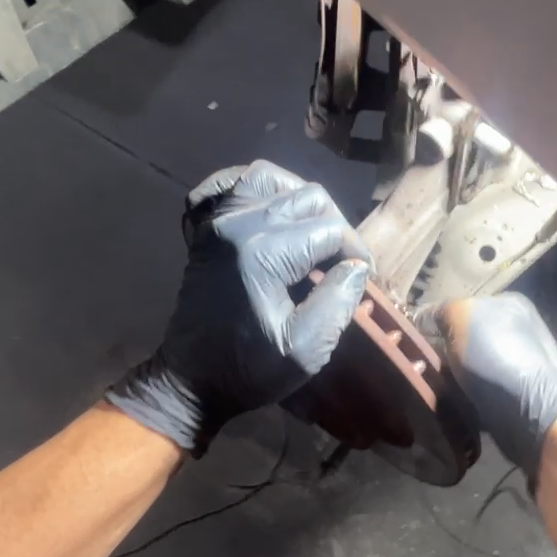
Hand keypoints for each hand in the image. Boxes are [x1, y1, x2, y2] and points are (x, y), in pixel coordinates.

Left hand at [108, 161, 370, 454]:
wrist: (191, 381)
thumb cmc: (249, 369)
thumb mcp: (306, 349)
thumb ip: (338, 301)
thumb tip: (357, 266)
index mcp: (264, 253)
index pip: (331, 229)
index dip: (357, 252)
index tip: (364, 280)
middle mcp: (237, 224)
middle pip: (309, 197)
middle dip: (337, 226)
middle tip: (342, 262)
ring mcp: (215, 221)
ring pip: (270, 176)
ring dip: (300, 199)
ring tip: (313, 231)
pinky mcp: (203, 227)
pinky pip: (226, 184)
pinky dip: (252, 190)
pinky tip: (268, 210)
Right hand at [430, 293, 556, 484]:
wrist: (537, 415)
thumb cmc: (499, 358)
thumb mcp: (462, 316)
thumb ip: (440, 311)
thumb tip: (423, 321)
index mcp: (507, 305)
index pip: (460, 308)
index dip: (435, 324)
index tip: (415, 344)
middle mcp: (516, 332)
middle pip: (462, 341)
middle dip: (442, 357)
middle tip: (422, 371)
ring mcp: (517, 367)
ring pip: (466, 371)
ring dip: (449, 383)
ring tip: (434, 393)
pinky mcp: (513, 400)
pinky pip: (476, 397)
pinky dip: (463, 404)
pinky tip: (452, 409)